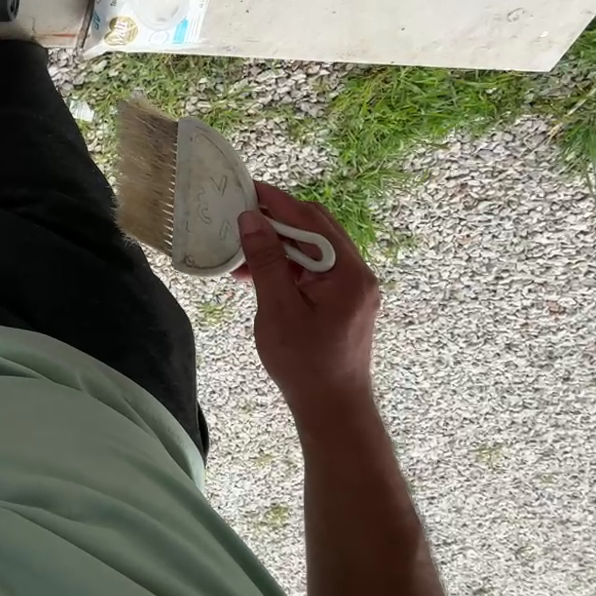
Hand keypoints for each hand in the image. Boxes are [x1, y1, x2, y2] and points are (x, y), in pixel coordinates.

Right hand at [236, 183, 380, 426]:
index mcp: (349, 274)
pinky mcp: (340, 301)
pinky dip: (282, 265)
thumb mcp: (278, 308)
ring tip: (240, 249)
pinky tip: (253, 274)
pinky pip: (310, 269)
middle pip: (315, 229)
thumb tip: (250, 218)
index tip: (246, 188)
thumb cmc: (305, 361)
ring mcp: (350, 289)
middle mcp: (356, 275)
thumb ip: (266, 260)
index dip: (277, 202)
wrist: (332, 408)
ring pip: (311, 249)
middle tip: (238, 213)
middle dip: (276, 219)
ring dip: (276, 244)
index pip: (311, 221)